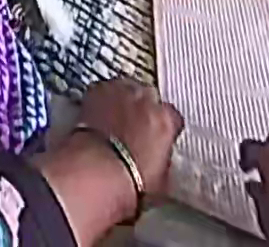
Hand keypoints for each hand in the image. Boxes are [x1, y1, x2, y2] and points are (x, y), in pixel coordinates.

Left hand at [81, 78, 183, 201]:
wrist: (100, 166)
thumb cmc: (135, 178)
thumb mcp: (164, 174)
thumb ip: (164, 153)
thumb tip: (158, 152)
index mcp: (165, 119)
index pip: (171, 115)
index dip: (165, 124)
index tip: (159, 133)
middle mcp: (144, 97)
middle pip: (147, 95)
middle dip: (143, 107)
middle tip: (135, 124)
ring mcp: (119, 89)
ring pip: (125, 88)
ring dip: (123, 99)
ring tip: (116, 117)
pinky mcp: (96, 88)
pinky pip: (104, 89)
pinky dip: (103, 98)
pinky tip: (100, 112)